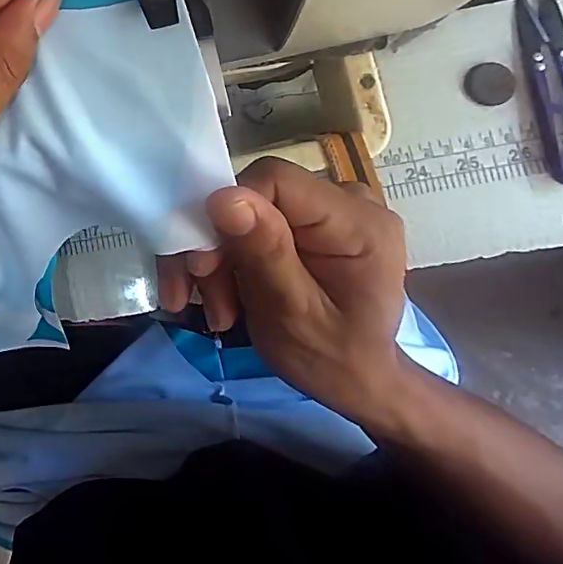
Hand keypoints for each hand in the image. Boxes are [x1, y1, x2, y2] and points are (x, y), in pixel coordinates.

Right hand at [162, 157, 412, 425]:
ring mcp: (331, 208)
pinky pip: (258, 222)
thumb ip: (264, 254)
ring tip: (219, 312)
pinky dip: (232, 259)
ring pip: (248, 211)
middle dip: (218, 247)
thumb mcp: (295, 318)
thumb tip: (223, 197)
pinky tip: (227, 298)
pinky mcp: (312, 220)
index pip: (276, 181)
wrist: (358, 383)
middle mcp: (349, 201)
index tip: (203, 265)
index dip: (228, 212)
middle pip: (257, 196)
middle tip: (202, 301)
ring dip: (220, 261)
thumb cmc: (335, 361)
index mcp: (360, 222)